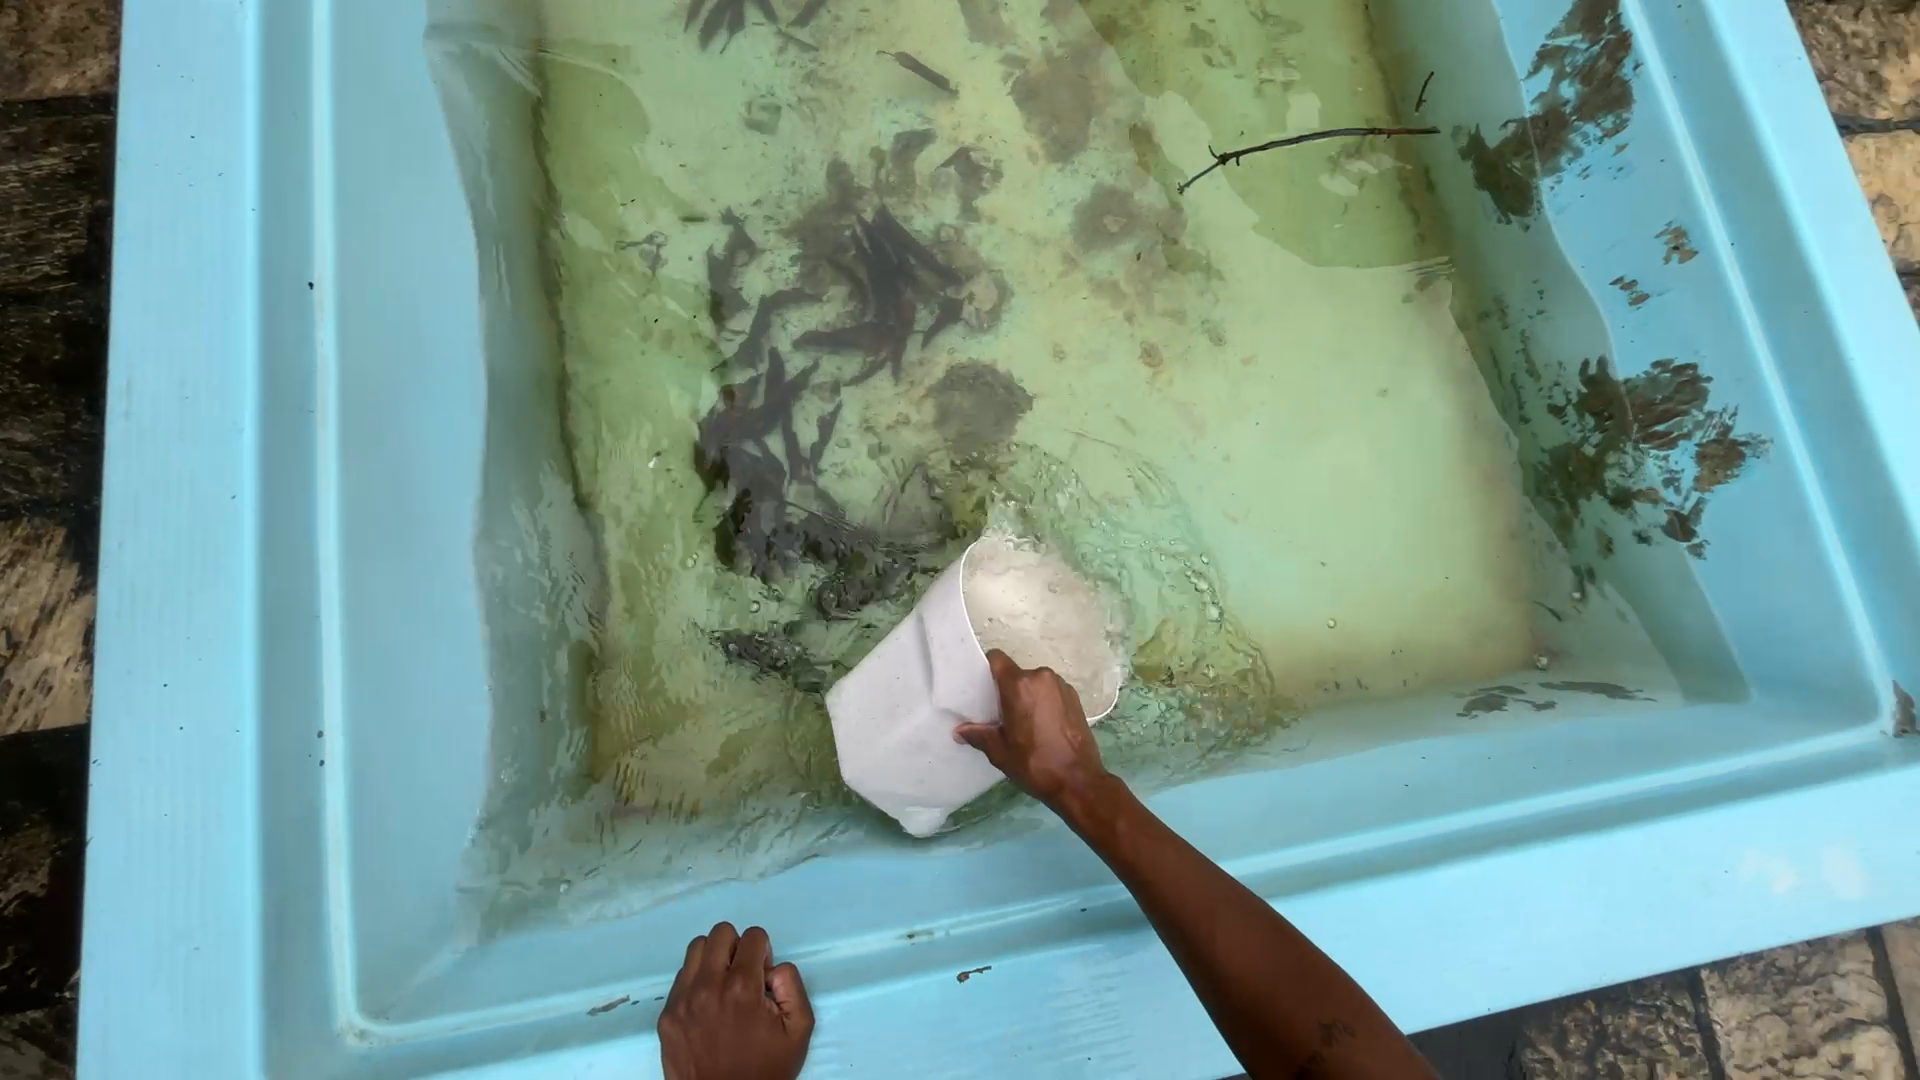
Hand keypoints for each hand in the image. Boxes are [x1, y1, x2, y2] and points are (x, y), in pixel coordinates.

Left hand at [659, 922, 813, 1079]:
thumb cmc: (766, 1070)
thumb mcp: (799, 1029)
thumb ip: (793, 984)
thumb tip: (771, 968)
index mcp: (742, 987)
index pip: (753, 936)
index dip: (763, 952)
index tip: (763, 978)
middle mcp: (708, 987)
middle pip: (720, 933)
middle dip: (737, 948)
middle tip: (743, 975)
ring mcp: (682, 1002)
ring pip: (695, 949)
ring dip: (713, 959)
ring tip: (723, 986)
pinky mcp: (666, 1018)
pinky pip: (681, 978)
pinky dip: (696, 981)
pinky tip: (707, 1006)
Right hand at [954, 649, 1110, 810]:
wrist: (1079, 780)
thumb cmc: (1034, 764)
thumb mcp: (1000, 752)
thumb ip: (979, 735)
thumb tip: (959, 731)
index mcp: (1019, 685)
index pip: (997, 659)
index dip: (988, 669)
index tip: (984, 688)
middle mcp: (1041, 677)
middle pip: (1016, 674)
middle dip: (1008, 690)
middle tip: (1003, 714)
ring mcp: (1061, 685)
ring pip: (1035, 683)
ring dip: (1028, 696)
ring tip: (1026, 722)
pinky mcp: (1075, 697)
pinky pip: (1051, 691)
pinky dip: (1045, 702)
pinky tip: (1044, 726)